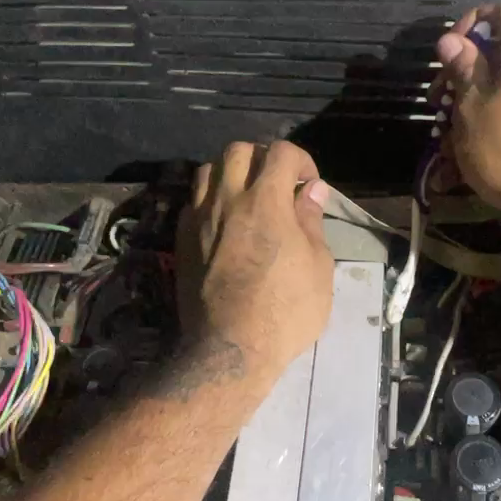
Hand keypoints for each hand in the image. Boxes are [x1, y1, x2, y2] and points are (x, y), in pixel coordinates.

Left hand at [174, 141, 335, 395]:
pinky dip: (210, 200)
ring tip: (246, 196)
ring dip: (230, 173)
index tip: (309, 183)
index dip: (300, 159)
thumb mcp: (318, 267)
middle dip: (262, 158)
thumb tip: (311, 190)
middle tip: (277, 182)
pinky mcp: (181, 239)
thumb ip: (311, 221)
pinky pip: (192, 201)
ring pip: (208, 170)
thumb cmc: (286, 311)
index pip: (280, 152)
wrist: (230, 349)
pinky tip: (224, 221)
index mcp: (266, 202)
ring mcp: (199, 219)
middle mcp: (228, 200)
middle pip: (238, 150)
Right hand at [435, 2, 500, 237]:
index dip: (475, 21)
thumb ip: (463, 67)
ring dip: (479, 93)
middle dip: (468, 66)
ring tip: (450, 124)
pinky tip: (476, 140)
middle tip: (440, 96)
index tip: (452, 50)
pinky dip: (499, 109)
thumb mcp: (472, 106)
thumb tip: (451, 39)